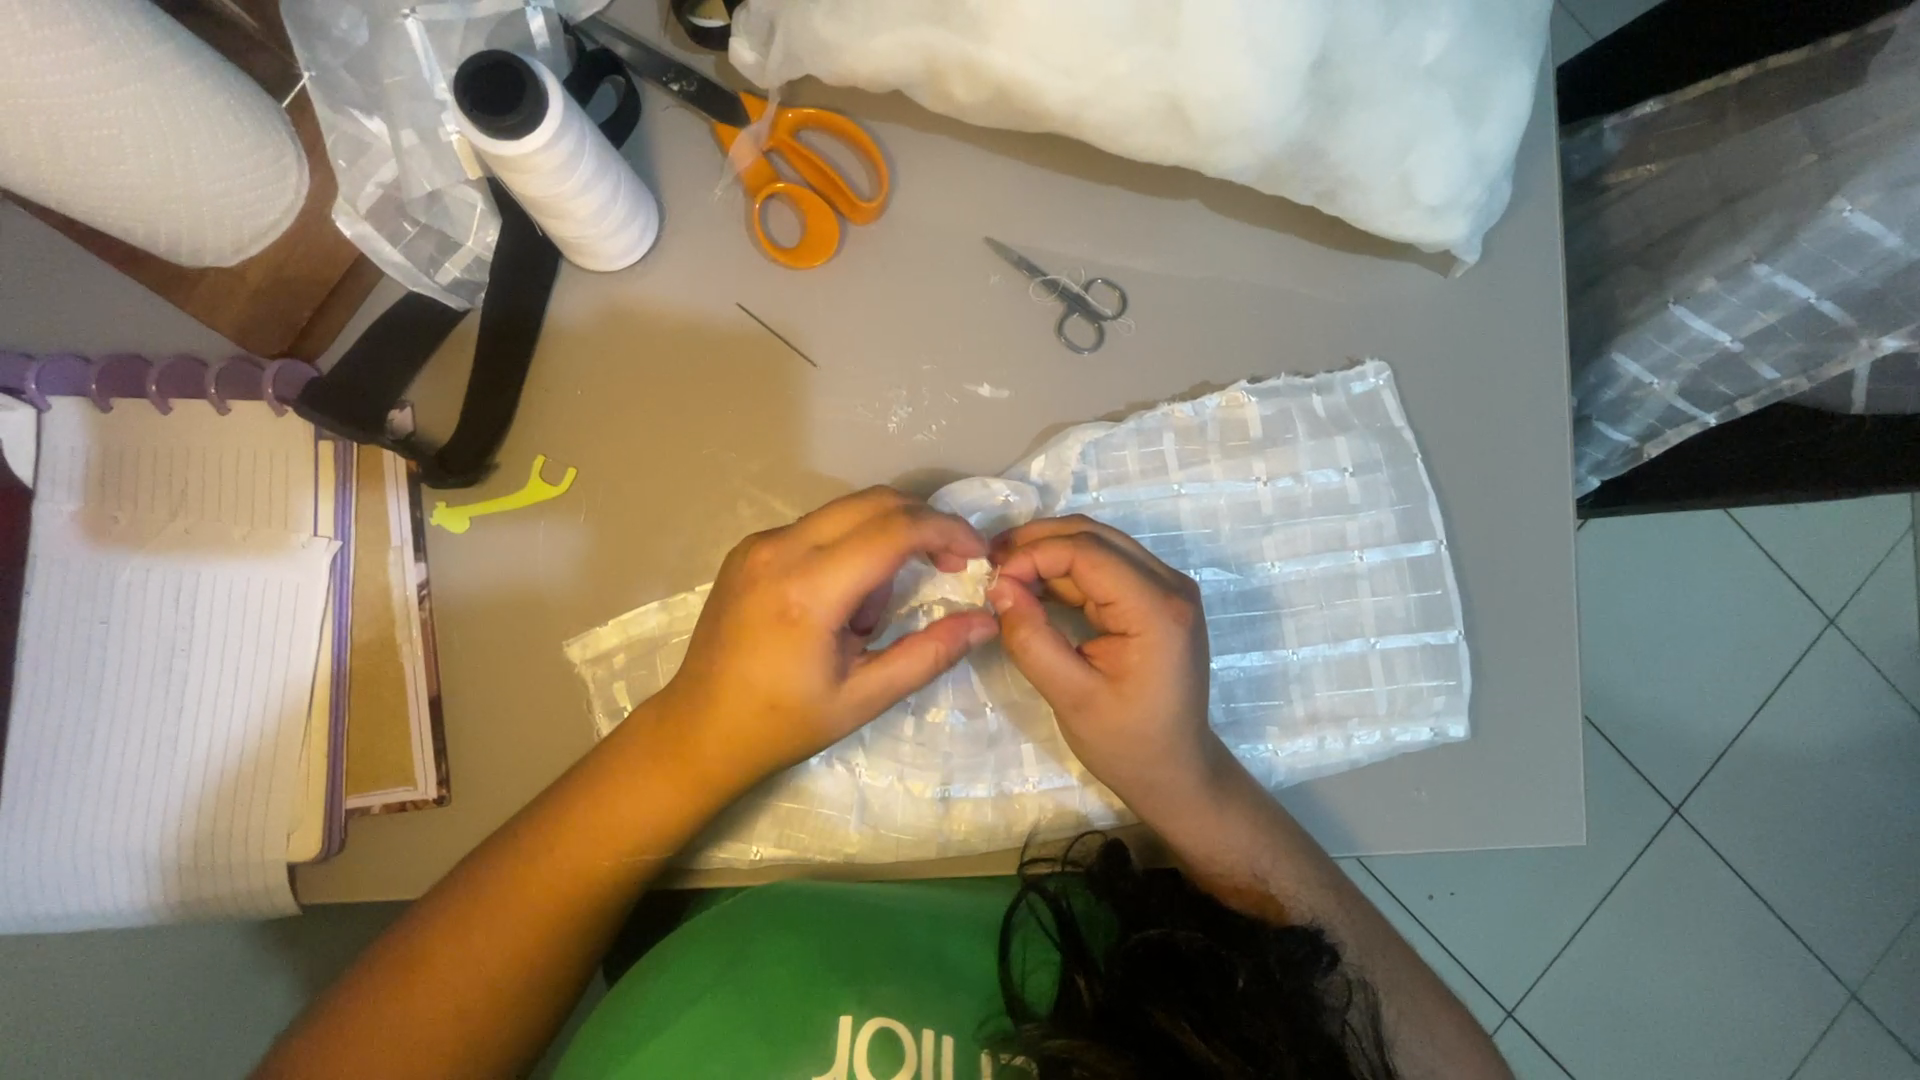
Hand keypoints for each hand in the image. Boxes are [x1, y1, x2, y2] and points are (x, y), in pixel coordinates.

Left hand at [655, 487, 998, 785]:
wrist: (699, 730)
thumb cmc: (783, 723)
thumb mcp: (864, 697)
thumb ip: (929, 654)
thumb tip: (986, 621)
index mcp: (808, 591)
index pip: (894, 529)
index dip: (946, 531)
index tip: (976, 554)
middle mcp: (780, 550)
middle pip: (874, 502)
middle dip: (923, 524)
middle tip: (950, 564)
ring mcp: (759, 544)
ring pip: (847, 511)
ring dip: (884, 540)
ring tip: (875, 612)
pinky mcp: (750, 548)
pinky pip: (818, 527)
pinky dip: (850, 548)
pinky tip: (842, 602)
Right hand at [986, 515, 1226, 816]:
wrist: (1176, 771)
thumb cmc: (1127, 743)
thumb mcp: (1070, 698)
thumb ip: (1032, 640)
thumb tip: (998, 588)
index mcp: (1157, 610)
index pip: (1087, 552)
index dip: (1033, 555)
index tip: (993, 581)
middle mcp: (1170, 586)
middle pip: (1094, 536)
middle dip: (1037, 542)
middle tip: (988, 562)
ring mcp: (1166, 588)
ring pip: (1098, 544)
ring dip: (1048, 551)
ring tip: (1003, 571)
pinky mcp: (1155, 597)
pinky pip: (1105, 565)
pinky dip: (1064, 569)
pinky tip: (1031, 583)